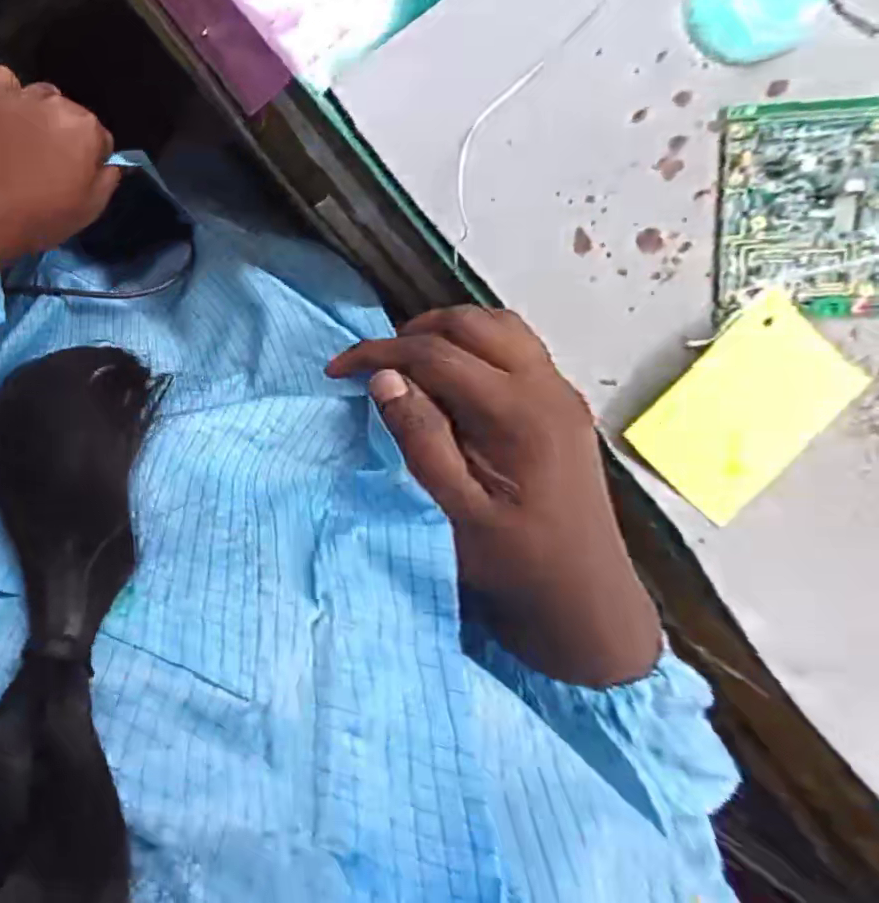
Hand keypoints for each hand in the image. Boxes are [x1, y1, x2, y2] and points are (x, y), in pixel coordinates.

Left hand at [0, 66, 122, 277]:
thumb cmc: (40, 218)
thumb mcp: (90, 209)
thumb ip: (108, 179)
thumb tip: (110, 162)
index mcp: (89, 129)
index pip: (99, 137)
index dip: (87, 160)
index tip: (70, 179)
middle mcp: (61, 104)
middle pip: (72, 115)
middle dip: (64, 136)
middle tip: (45, 166)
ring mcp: (25, 99)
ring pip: (42, 96)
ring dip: (39, 114)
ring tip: (24, 143)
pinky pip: (3, 80)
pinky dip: (6, 92)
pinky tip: (4, 110)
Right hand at [326, 306, 660, 687]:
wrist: (582, 594)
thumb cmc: (511, 556)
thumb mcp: (452, 504)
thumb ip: (419, 436)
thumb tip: (384, 378)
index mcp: (519, 416)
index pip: (436, 354)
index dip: (377, 354)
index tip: (336, 371)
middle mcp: (548, 392)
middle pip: (474, 323)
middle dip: (410, 333)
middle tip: (371, 366)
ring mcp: (559, 395)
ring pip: (499, 326)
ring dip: (443, 333)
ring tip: (403, 366)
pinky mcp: (558, 404)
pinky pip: (512, 348)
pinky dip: (468, 346)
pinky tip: (442, 381)